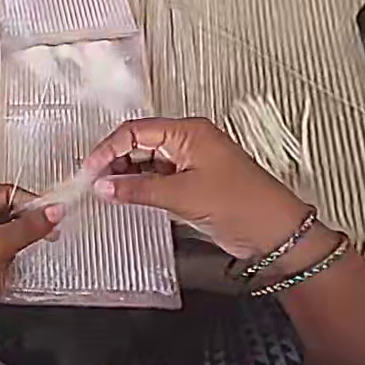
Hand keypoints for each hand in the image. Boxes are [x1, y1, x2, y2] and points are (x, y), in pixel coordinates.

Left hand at [0, 184, 63, 341]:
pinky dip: (12, 254)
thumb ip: (28, 227)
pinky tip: (19, 262)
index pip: (3, 192)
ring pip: (4, 231)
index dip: (30, 202)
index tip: (55, 214)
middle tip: (52, 231)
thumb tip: (55, 210)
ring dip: (20, 239)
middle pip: (4, 210)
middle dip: (26, 222)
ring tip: (37, 246)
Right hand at [82, 117, 310, 258]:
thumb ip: (137, 189)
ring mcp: (188, 162)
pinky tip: (123, 196)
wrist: (274, 233)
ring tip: (104, 190)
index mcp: (188, 132)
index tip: (90, 170)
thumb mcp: (182, 195)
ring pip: (145, 161)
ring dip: (124, 174)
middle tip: (92, 181)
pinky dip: (138, 186)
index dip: (108, 148)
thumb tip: (102, 186)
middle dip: (113, 160)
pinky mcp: (189, 182)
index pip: (136, 131)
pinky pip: (155, 178)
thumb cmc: (240, 204)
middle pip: (138, 143)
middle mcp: (187, 142)